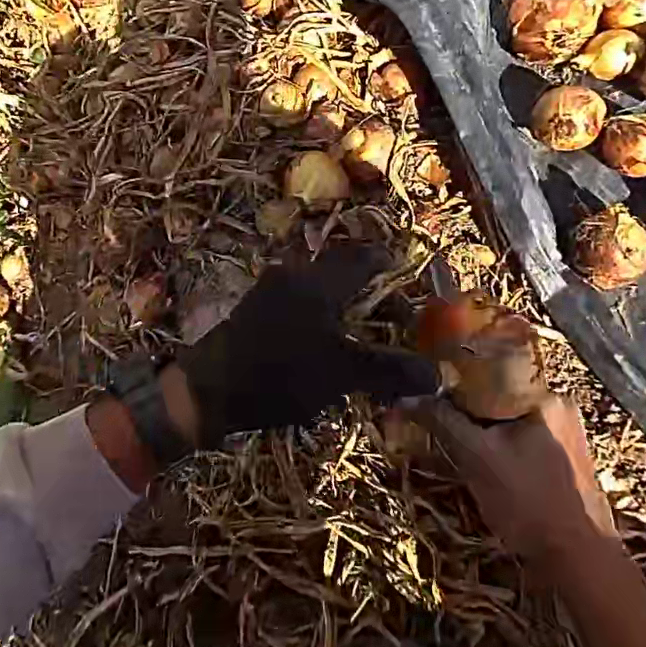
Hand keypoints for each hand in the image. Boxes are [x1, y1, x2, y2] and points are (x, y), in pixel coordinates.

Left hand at [177, 245, 438, 444]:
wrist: (208, 389)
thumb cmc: (279, 373)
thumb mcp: (341, 374)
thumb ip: (389, 371)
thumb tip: (437, 377)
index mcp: (319, 282)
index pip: (363, 257)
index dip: (387, 259)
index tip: (405, 266)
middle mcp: (295, 276)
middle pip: (340, 267)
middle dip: (366, 280)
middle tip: (388, 298)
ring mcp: (271, 290)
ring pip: (318, 284)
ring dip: (342, 296)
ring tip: (362, 318)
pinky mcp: (255, 309)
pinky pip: (299, 299)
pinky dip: (320, 310)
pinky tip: (326, 335)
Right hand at [420, 395, 645, 646]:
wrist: (581, 563)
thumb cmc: (529, 502)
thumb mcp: (477, 458)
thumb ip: (442, 422)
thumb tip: (405, 399)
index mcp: (546, 395)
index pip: (491, 370)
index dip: (457, 380)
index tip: (432, 389)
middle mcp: (561, 406)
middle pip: (500, 395)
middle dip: (470, 409)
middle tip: (441, 419)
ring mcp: (568, 435)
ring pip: (511, 420)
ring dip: (486, 431)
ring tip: (459, 443)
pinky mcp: (567, 460)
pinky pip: (525, 440)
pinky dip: (503, 447)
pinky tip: (488, 465)